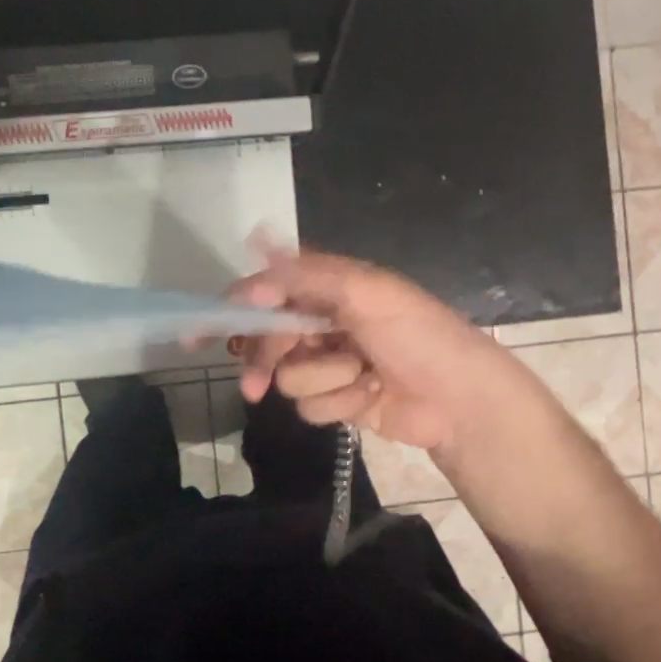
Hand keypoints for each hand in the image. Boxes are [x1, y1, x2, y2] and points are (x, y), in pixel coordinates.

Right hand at [228, 249, 522, 450]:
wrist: (460, 399)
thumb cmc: (417, 335)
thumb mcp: (365, 291)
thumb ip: (305, 274)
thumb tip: (253, 255)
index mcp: (330, 287)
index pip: (268, 290)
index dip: (234, 307)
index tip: (200, 332)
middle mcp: (324, 322)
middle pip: (266, 339)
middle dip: (265, 358)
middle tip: (256, 381)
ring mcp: (331, 363)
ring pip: (287, 377)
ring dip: (322, 380)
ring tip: (359, 377)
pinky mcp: (339, 401)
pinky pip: (310, 406)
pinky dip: (339, 403)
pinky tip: (369, 397)